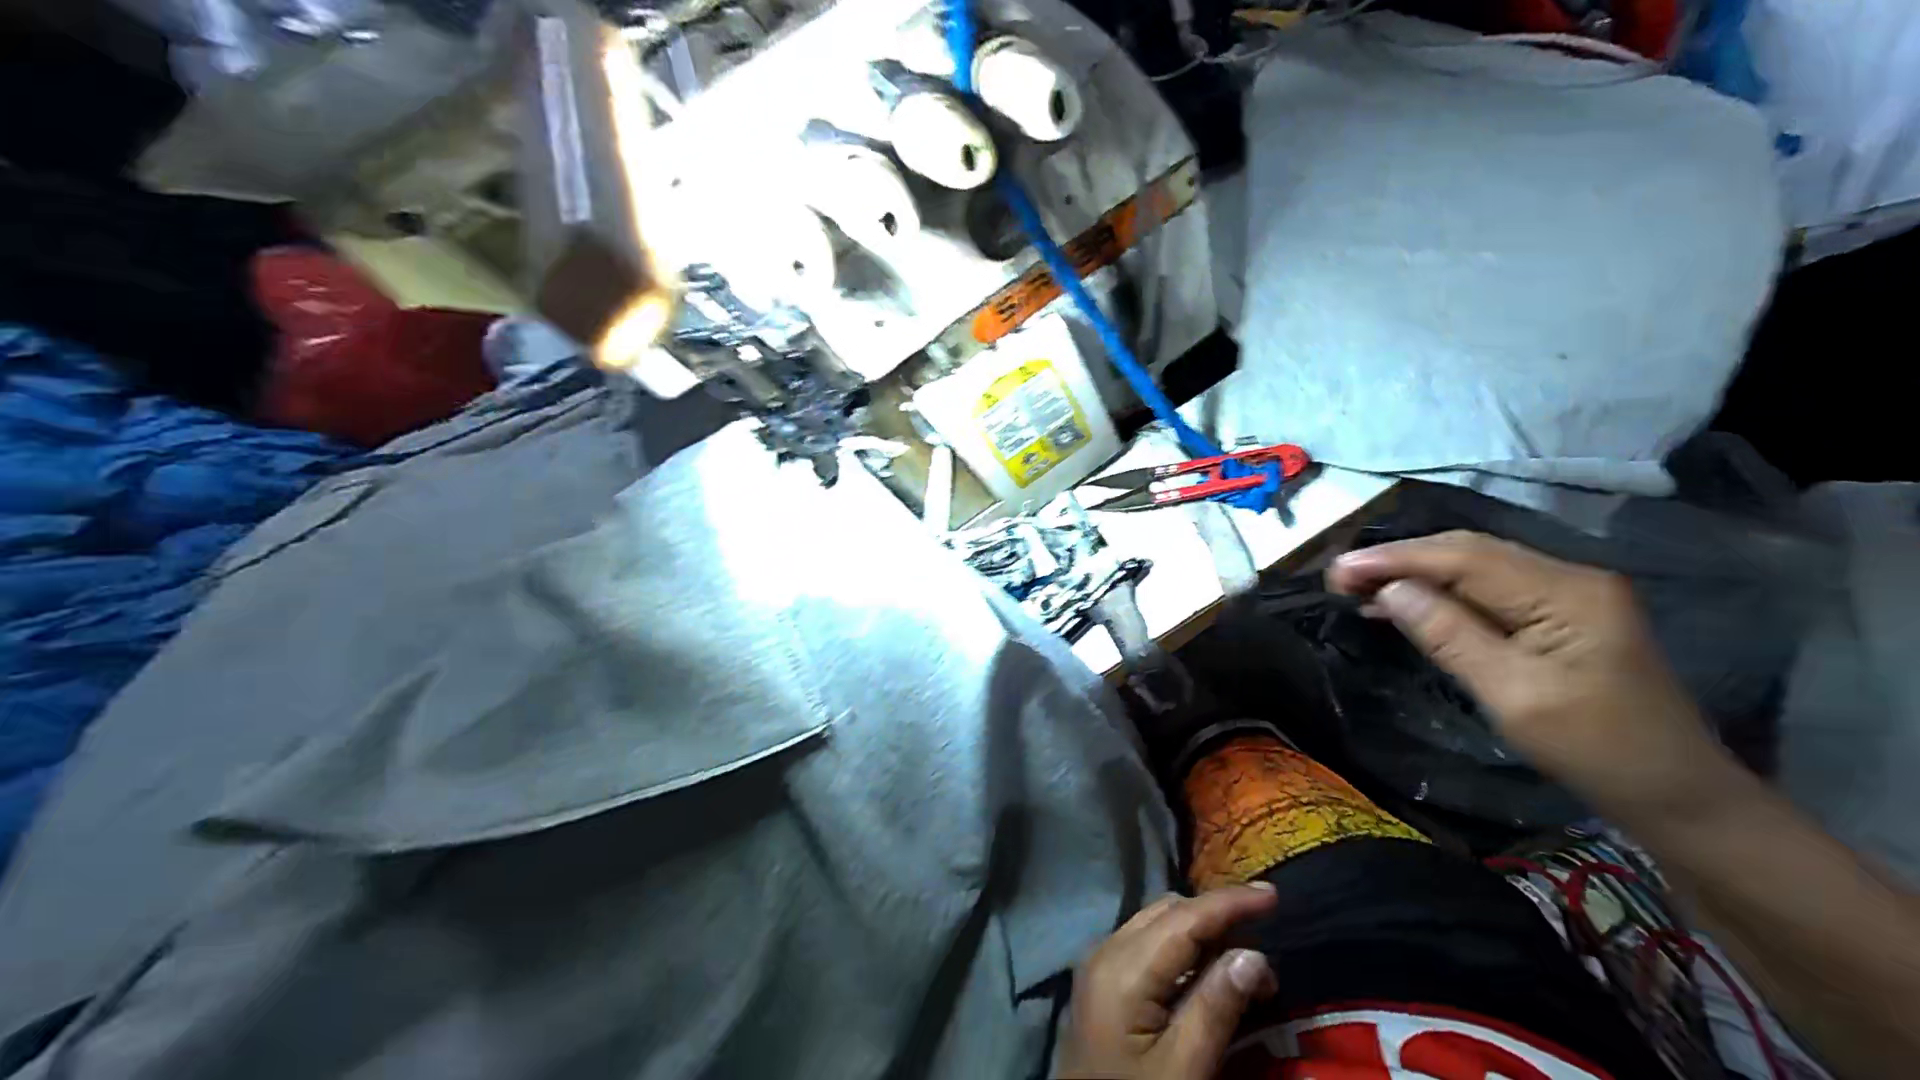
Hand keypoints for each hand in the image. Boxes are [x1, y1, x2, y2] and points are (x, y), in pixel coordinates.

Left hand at [1056, 885, 1279, 1079]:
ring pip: (1158, 921)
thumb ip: (1217, 1007)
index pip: (1184, 919)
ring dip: (1202, 930)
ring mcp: (1101, 960)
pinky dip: (1182, 945)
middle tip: (1267, 948)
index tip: (1273, 894)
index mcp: (1124, 968)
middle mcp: (1107, 949)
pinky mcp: (1103, 977)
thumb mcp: (1184, 1068)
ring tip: (1246, 961)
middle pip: (1169, 912)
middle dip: (1219, 918)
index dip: (1230, 903)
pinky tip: (1208, 971)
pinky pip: (1147, 941)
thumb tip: (1255, 954)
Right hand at [1326, 531, 1733, 814]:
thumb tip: (1388, 590)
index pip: (1463, 559)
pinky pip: (1485, 590)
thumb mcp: (1512, 695)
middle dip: (1399, 560)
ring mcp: (1567, 594)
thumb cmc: (1595, 749)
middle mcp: (1568, 578)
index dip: (1394, 559)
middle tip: (1338, 578)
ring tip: (1358, 588)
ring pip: (1472, 567)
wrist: (1676, 794)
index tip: (1336, 571)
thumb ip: (1448, 635)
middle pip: (1467, 552)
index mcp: (1566, 593)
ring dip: (1414, 574)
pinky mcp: (1559, 614)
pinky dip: (1438, 592)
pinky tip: (1403, 603)